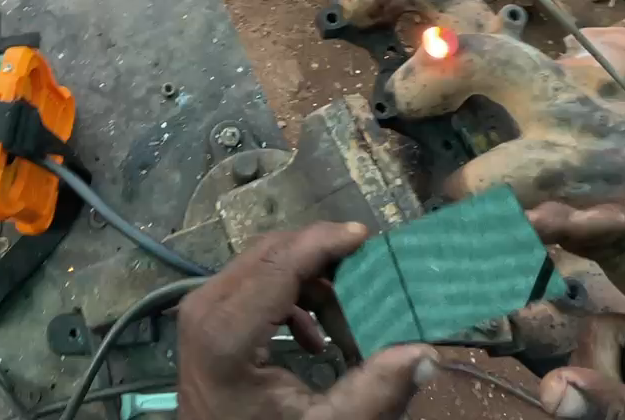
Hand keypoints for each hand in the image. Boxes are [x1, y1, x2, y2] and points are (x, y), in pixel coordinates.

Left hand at [177, 222, 437, 419]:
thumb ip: (374, 390)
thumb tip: (425, 353)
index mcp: (228, 331)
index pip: (280, 262)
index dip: (323, 242)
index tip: (365, 234)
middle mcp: (206, 305)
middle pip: (270, 253)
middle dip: (322, 257)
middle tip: (369, 271)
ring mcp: (200, 307)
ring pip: (261, 263)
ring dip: (308, 280)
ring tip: (346, 320)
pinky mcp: (205, 315)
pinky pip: (251, 283)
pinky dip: (288, 296)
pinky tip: (314, 338)